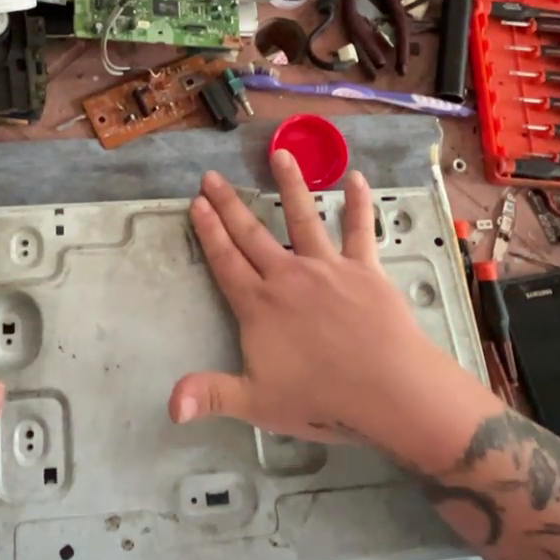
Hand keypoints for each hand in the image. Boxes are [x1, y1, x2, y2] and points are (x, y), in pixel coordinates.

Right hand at [170, 151, 482, 468]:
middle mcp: (288, 276)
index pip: (225, 261)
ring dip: (290, 184)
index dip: (208, 231)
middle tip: (212, 176)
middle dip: (229, 204)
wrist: (390, 391)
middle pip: (252, 233)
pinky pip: (360, 230)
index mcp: (259, 305)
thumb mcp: (257, 403)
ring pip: (302, 217)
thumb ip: (211, 396)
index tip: (196, 202)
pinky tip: (358, 179)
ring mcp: (327, 267)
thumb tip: (169, 406)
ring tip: (280, 154)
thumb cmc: (322, 400)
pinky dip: (359, 204)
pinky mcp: (363, 268)